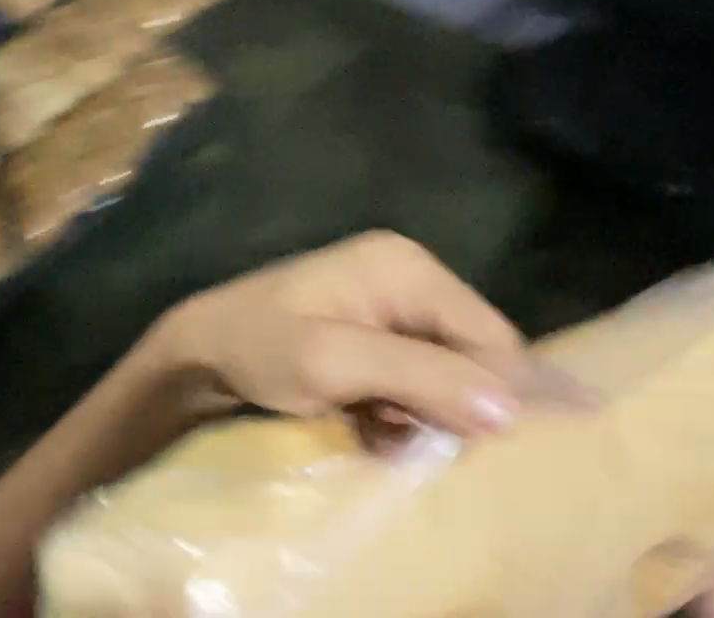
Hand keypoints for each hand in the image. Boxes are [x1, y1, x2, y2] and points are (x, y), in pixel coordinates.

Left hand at [152, 231, 589, 437]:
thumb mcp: (335, 362)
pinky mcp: (377, 333)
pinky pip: (417, 380)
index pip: (491, 337)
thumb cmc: (261, 347)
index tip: (464, 445)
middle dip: (449, 405)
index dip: (493, 394)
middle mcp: (409, 276)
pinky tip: (368, 424)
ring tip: (377, 428)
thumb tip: (510, 411)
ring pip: (447, 375)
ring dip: (420, 414)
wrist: (202, 351)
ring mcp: (392, 304)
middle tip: (404, 433)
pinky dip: (400, 411)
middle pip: (472, 354)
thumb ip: (421, 378)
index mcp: (407, 268)